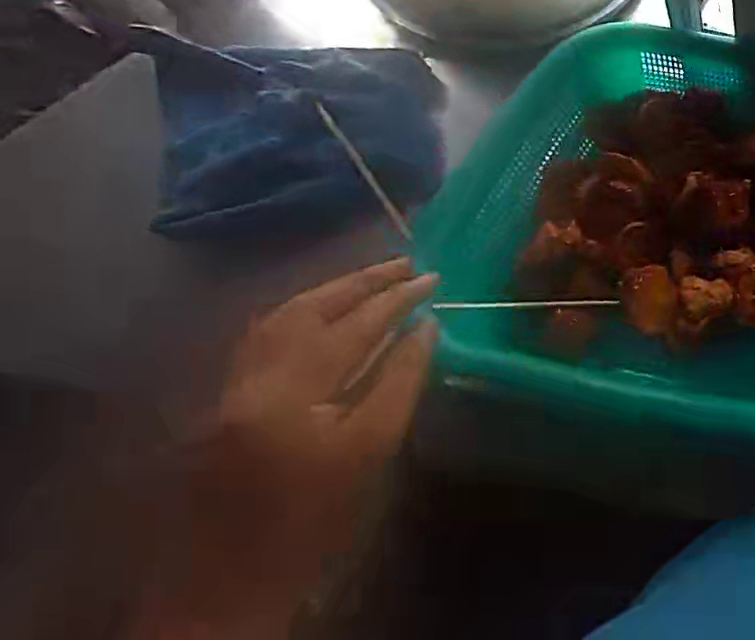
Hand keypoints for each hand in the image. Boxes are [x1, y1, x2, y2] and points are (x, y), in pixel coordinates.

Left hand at [137, 259, 437, 636]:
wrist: (228, 586)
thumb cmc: (316, 516)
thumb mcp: (374, 446)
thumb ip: (402, 377)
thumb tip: (427, 325)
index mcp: (285, 394)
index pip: (350, 327)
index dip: (396, 299)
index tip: (435, 278)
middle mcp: (245, 383)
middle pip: (301, 313)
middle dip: (357, 284)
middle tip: (406, 266)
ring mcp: (224, 395)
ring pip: (275, 324)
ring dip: (328, 296)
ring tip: (374, 281)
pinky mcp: (221, 408)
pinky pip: (263, 344)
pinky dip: (303, 319)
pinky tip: (330, 318)